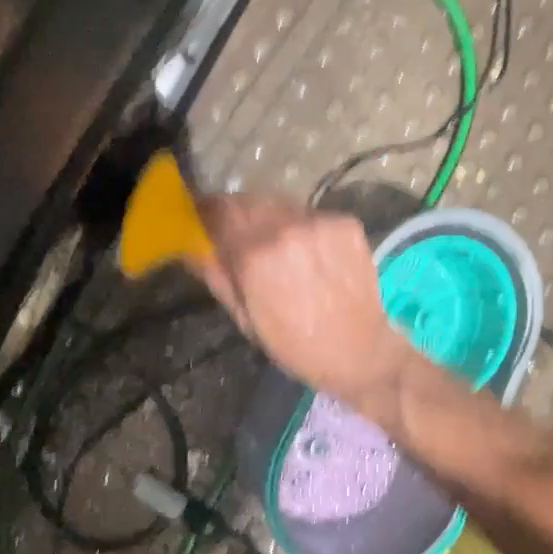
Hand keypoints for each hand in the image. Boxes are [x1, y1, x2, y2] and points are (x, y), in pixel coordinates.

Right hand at [192, 194, 416, 408]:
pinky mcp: (346, 222)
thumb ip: (218, 277)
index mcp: (254, 256)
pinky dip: (301, 227)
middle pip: (248, 201)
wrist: (360, 352)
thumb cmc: (295, 346)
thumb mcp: (245, 319)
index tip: (201, 220)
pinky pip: (310, 215)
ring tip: (275, 247)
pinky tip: (308, 254)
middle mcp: (286, 228)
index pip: (218, 211)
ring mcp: (319, 222)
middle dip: (237, 214)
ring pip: (280, 205)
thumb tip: (192, 247)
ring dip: (270, 219)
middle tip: (236, 235)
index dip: (205, 212)